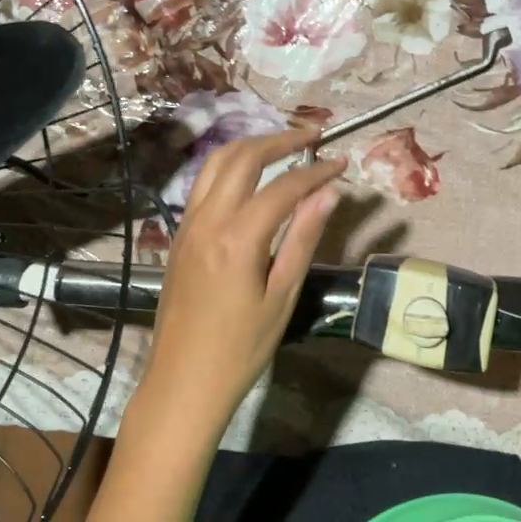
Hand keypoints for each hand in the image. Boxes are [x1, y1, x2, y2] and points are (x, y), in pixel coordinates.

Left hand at [141, 127, 344, 422]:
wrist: (182, 383)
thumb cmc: (240, 349)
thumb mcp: (282, 296)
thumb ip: (303, 238)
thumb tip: (328, 192)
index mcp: (237, 238)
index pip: (283, 186)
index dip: (315, 170)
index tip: (341, 162)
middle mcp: (208, 219)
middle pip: (244, 157)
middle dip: (280, 140)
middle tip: (313, 137)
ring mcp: (188, 224)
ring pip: (216, 162)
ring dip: (251, 146)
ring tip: (283, 145)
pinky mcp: (179, 234)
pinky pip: (203, 183)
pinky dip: (230, 165)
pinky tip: (250, 174)